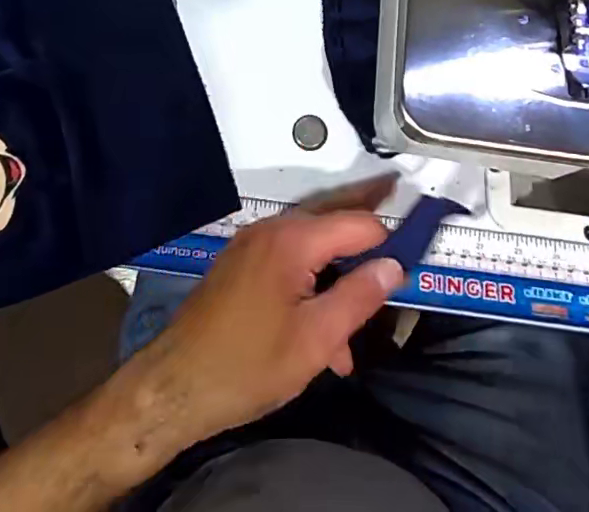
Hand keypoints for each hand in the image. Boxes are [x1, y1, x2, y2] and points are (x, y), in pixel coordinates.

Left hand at [124, 175, 407, 448]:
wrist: (174, 385)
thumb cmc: (249, 364)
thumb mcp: (316, 339)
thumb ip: (359, 296)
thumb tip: (394, 265)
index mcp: (293, 239)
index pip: (358, 223)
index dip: (389, 238)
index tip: (414, 250)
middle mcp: (271, 229)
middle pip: (332, 215)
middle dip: (367, 219)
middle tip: (399, 202)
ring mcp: (251, 244)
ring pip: (310, 244)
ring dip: (338, 270)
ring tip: (362, 315)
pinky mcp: (240, 264)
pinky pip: (287, 260)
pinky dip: (311, 281)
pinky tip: (323, 332)